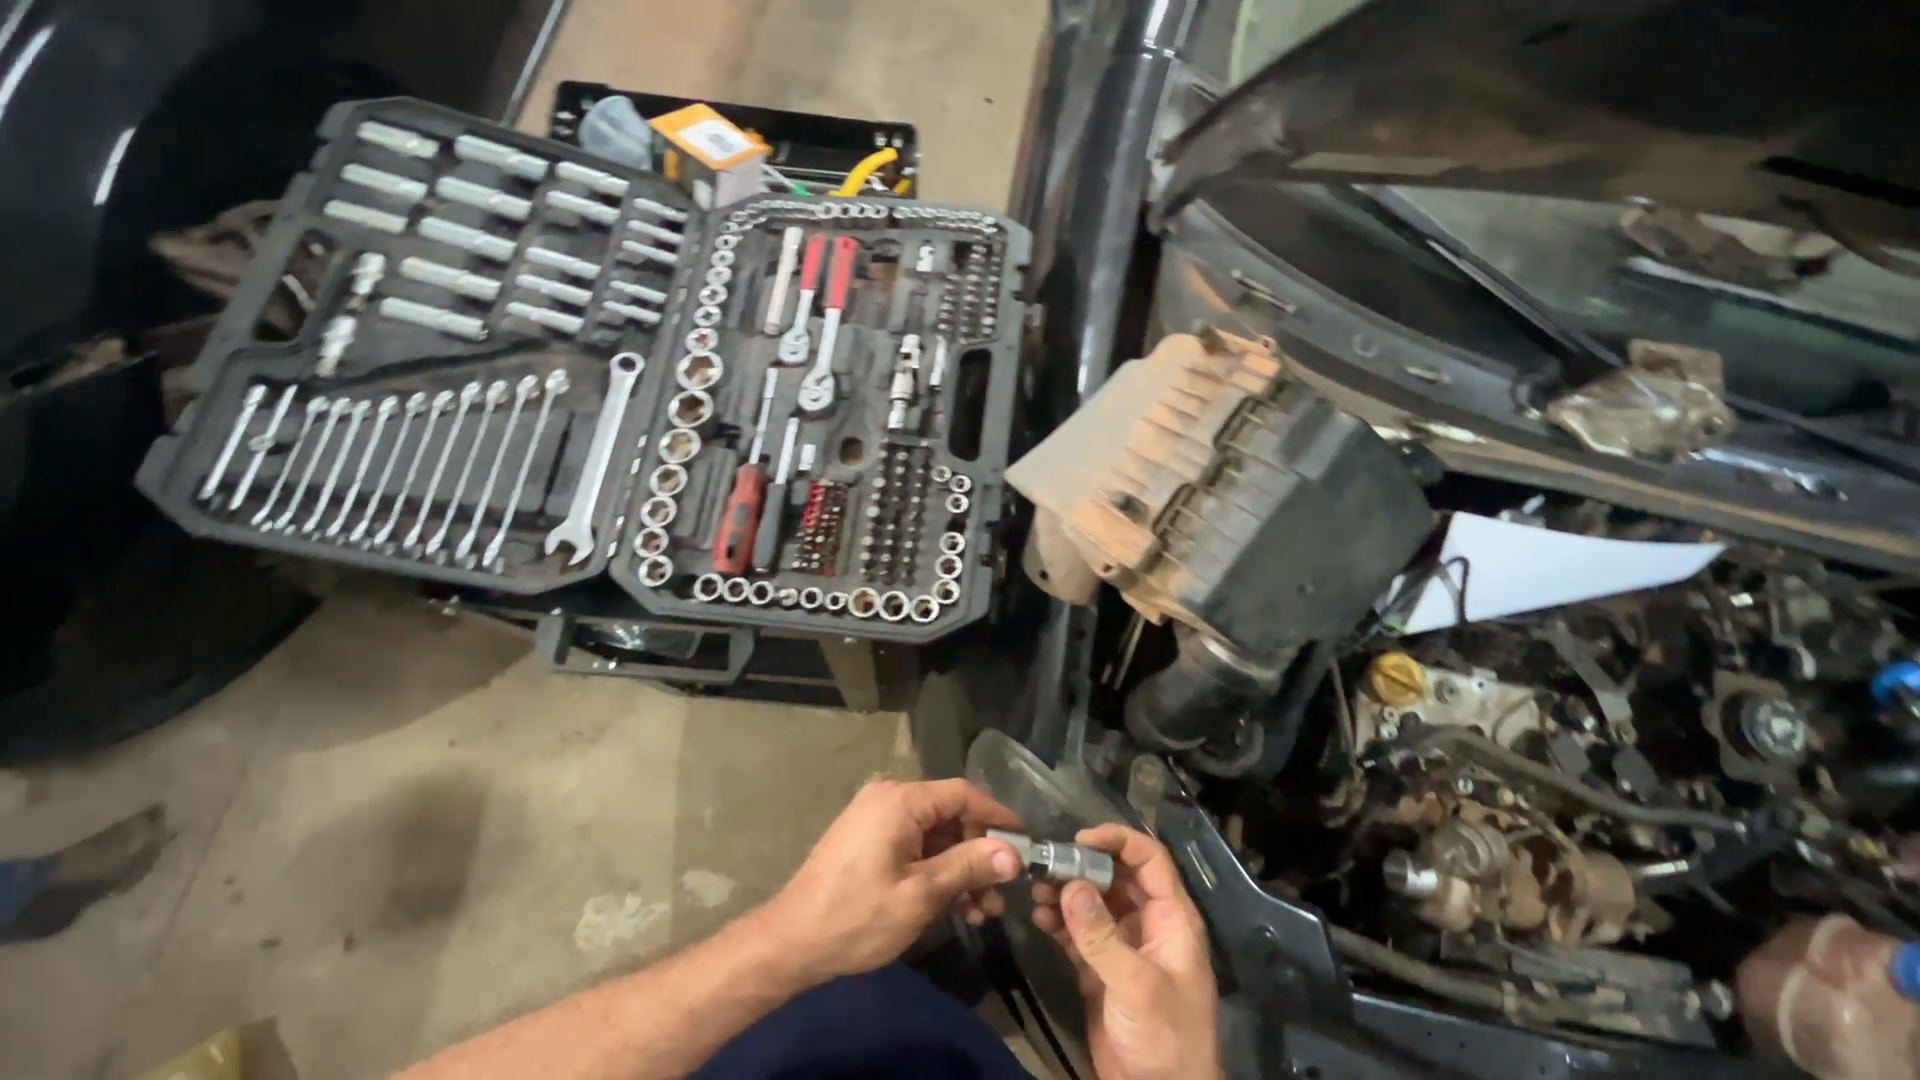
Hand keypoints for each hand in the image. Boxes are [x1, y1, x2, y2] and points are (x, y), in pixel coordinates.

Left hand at [760, 779, 1023, 983]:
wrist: (791, 943)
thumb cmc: (857, 916)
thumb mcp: (921, 894)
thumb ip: (969, 866)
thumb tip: (1013, 853)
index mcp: (900, 801)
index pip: (963, 794)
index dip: (998, 817)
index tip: (1027, 844)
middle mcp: (888, 799)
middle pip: (950, 815)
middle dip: (980, 853)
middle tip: (1002, 893)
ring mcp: (876, 821)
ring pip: (935, 836)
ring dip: (961, 869)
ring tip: (983, 910)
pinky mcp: (868, 843)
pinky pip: (915, 847)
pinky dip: (937, 871)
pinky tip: (956, 907)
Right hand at [1032, 825, 1219, 1079]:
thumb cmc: (1165, 1036)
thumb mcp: (1136, 984)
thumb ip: (1102, 935)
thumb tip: (1070, 884)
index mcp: (1171, 919)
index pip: (1149, 860)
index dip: (1117, 841)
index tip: (1078, 839)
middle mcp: (1148, 924)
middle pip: (1115, 876)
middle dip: (1081, 866)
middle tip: (1045, 864)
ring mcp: (1123, 946)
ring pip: (1093, 902)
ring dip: (1065, 893)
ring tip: (1035, 891)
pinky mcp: (1100, 969)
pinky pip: (1078, 932)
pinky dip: (1058, 921)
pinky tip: (1038, 918)